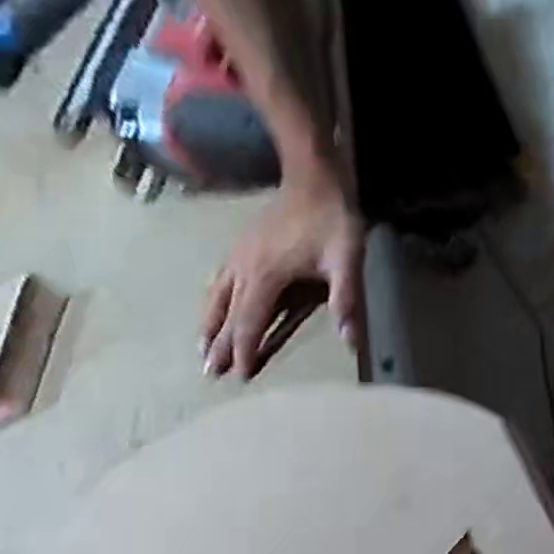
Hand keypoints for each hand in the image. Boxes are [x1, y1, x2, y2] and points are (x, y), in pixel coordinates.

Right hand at [202, 173, 363, 378]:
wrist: (313, 178)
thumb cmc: (332, 220)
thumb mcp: (347, 261)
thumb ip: (347, 300)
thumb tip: (351, 341)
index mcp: (264, 275)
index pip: (249, 322)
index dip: (244, 350)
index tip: (239, 376)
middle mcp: (243, 268)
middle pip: (226, 313)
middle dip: (218, 344)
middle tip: (209, 373)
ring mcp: (238, 255)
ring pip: (216, 297)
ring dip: (209, 324)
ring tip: (202, 349)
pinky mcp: (242, 246)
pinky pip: (220, 281)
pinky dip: (213, 302)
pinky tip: (212, 309)